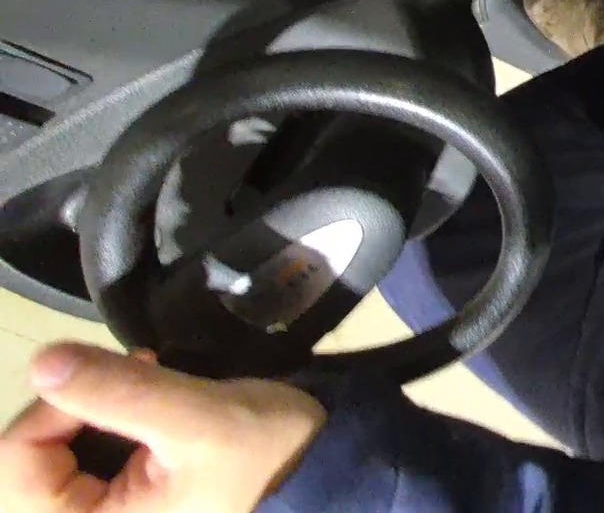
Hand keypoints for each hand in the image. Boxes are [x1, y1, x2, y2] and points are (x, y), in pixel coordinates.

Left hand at [1, 343, 324, 512]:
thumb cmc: (262, 446)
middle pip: (25, 461)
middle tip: (142, 367)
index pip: (14, 464)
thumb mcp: (202, 417)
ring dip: (92, 411)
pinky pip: (75, 459)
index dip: (56, 406)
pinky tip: (147, 406)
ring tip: (149, 383)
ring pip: (48, 455)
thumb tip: (45, 359)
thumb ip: (125, 393)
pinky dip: (104, 423)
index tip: (133, 364)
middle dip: (77, 407)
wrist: (318, 451)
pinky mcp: (111, 496)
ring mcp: (93, 510)